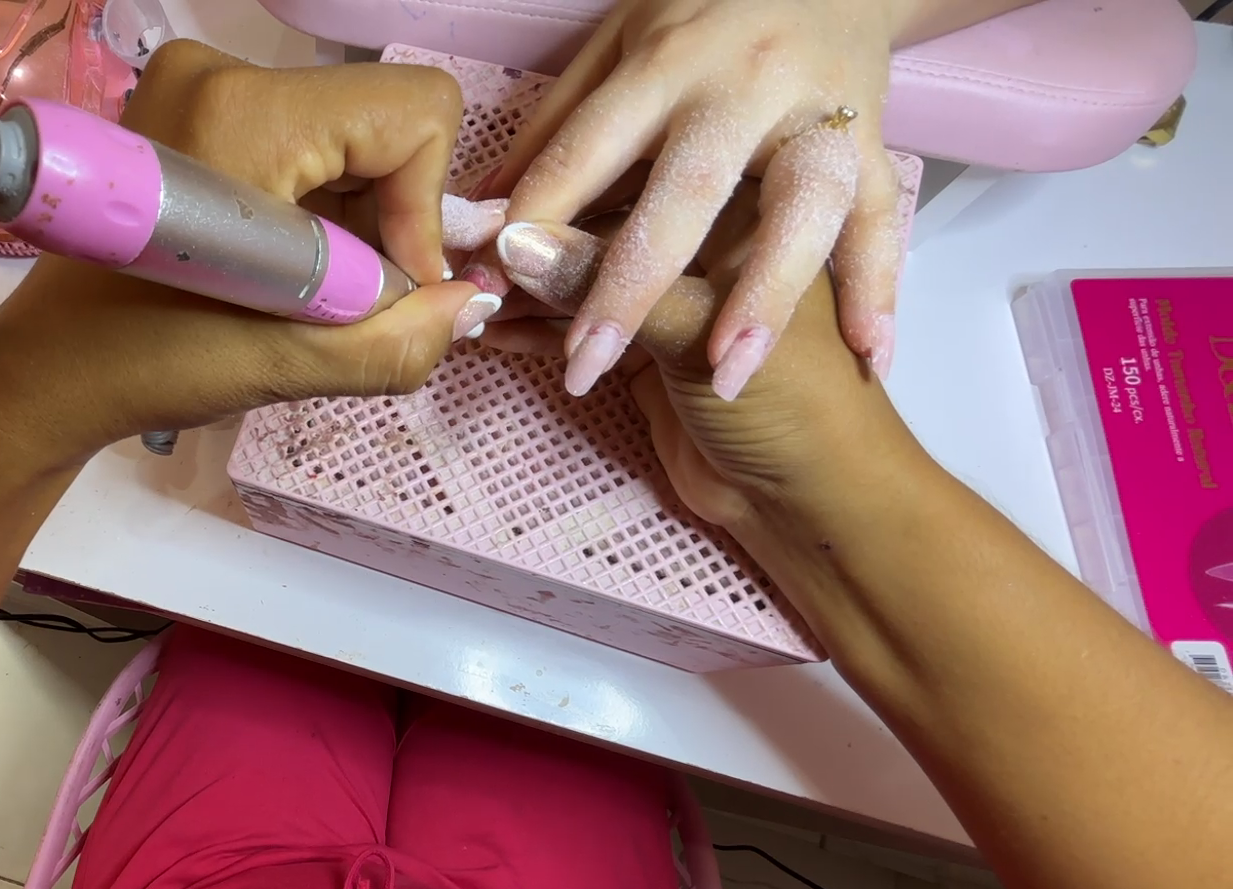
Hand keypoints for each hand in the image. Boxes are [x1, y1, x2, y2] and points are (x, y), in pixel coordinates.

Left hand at [0, 41, 490, 465]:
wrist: (52, 372)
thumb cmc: (146, 366)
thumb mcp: (283, 365)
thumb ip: (395, 342)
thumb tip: (467, 302)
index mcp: (244, 116)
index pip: (414, 112)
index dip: (423, 212)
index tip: (384, 293)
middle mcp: (223, 75)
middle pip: (382, 125)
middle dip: (386, 227)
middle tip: (341, 304)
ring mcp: (203, 92)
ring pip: (348, 144)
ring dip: (352, 231)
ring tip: (300, 297)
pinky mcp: (195, 121)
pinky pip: (305, 155)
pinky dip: (318, 221)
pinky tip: (281, 275)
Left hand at [485, 0, 904, 398]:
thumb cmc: (701, 19)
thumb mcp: (616, 57)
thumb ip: (554, 137)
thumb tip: (482, 213)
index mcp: (665, 62)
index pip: (583, 155)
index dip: (536, 225)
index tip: (496, 287)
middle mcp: (746, 85)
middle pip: (683, 195)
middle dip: (630, 287)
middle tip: (586, 364)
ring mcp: (822, 113)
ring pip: (801, 208)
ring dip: (765, 298)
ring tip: (729, 375)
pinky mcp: (879, 140)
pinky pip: (883, 218)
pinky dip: (882, 287)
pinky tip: (870, 356)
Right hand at [489, 214, 923, 533]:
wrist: (809, 496)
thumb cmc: (789, 400)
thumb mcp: (694, 328)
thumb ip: (605, 282)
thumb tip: (513, 245)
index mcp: (732, 204)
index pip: (628, 182)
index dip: (553, 200)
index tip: (486, 223)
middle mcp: (693, 238)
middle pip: (591, 229)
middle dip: (528, 249)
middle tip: (465, 264)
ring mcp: (662, 296)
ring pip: (578, 281)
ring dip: (524, 295)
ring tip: (468, 304)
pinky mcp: (636, 347)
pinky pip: (575, 329)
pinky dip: (535, 333)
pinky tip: (492, 334)